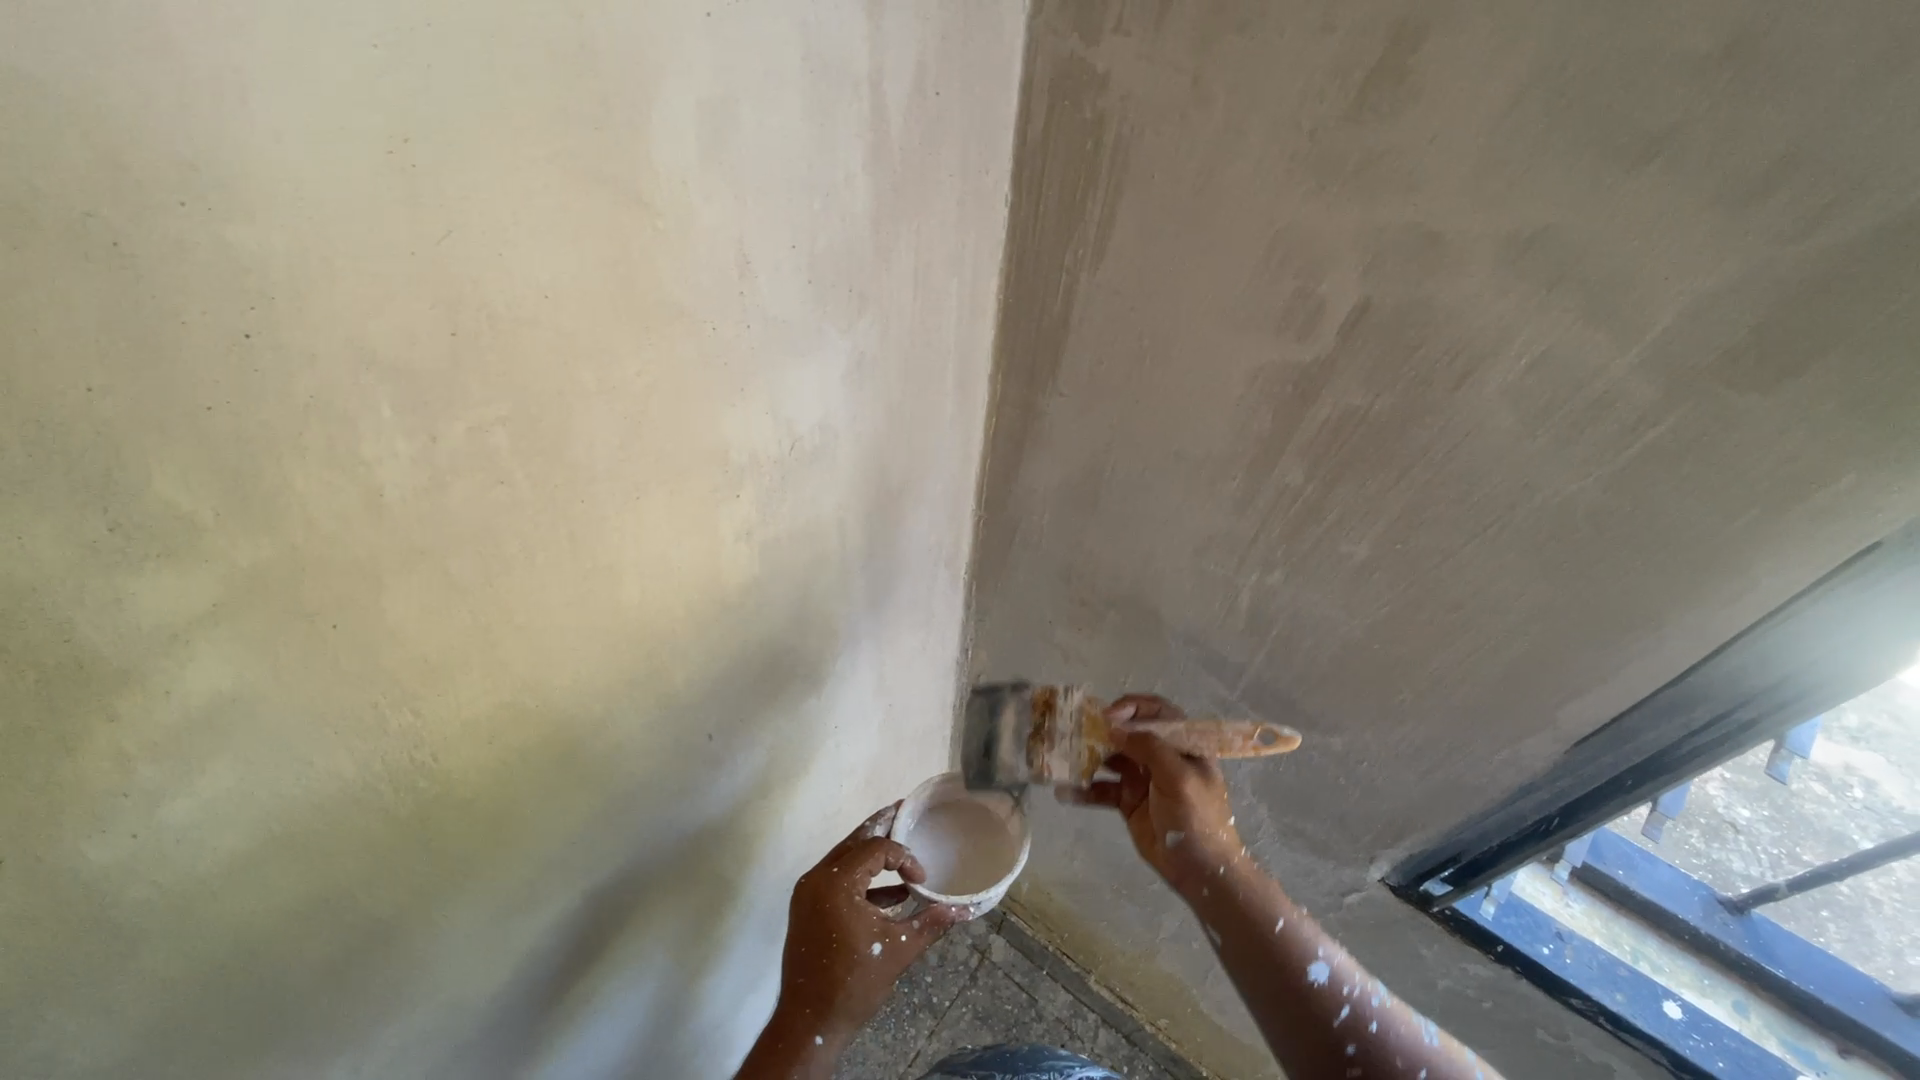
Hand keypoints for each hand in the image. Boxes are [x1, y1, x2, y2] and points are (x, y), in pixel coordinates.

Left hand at [775, 802, 968, 1035]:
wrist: (809, 1022)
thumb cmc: (854, 983)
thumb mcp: (899, 951)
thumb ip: (931, 923)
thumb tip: (963, 910)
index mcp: (836, 882)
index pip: (874, 848)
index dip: (903, 856)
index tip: (922, 879)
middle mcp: (817, 879)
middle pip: (854, 842)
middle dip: (881, 829)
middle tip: (904, 812)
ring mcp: (808, 894)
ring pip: (844, 859)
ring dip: (871, 855)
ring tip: (900, 851)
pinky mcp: (807, 908)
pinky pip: (836, 880)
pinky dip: (861, 880)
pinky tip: (889, 895)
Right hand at [1074, 694, 1246, 894]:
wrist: (1201, 871)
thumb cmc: (1197, 817)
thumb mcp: (1179, 777)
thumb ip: (1148, 747)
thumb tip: (1114, 726)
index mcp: (1183, 745)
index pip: (1159, 712)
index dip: (1133, 708)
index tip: (1109, 715)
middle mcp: (1162, 757)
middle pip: (1129, 733)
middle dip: (1103, 731)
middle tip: (1077, 732)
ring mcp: (1143, 779)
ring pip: (1112, 759)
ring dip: (1089, 757)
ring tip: (1065, 758)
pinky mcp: (1128, 802)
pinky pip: (1103, 789)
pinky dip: (1084, 790)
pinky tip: (1065, 792)